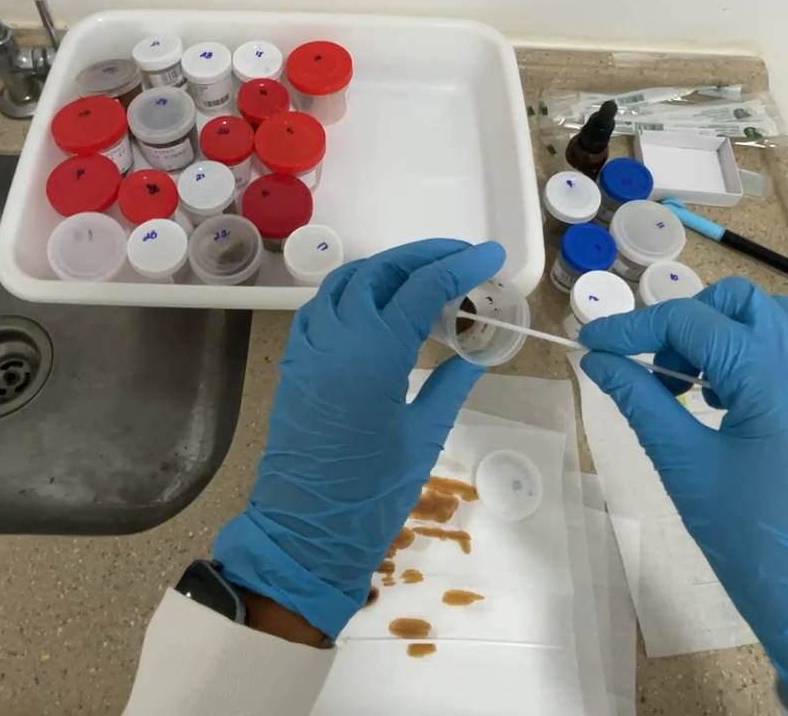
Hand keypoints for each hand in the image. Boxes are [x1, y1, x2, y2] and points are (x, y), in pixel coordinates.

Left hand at [213, 238, 504, 638]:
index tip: (491, 256)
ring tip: (425, 274)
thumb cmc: (371, 492)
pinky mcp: (297, 357)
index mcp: (376, 352)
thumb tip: (478, 350)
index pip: (424, 286)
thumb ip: (451, 382)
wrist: (304, 531)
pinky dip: (354, 288)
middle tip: (462, 259)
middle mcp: (338, 334)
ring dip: (388, 267)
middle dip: (425, 256)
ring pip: (348, 279)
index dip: (462, 266)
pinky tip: (378, 301)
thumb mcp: (424, 436)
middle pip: (383, 269)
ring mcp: (310, 342)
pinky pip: (323, 303)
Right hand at [579, 278, 787, 714]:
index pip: (688, 322)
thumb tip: (596, 360)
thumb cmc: (753, 541)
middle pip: (739, 301)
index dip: (633, 328)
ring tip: (708, 386)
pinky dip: (779, 350)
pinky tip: (757, 389)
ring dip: (732, 332)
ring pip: (781, 317)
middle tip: (664, 372)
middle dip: (689, 322)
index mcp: (771, 378)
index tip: (594, 343)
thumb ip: (640, 400)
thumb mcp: (685, 466)